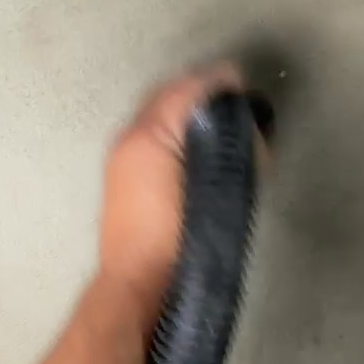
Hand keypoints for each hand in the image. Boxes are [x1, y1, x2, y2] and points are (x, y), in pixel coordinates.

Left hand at [97, 64, 246, 308]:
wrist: (137, 282)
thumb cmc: (177, 238)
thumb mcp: (213, 193)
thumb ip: (225, 148)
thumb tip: (238, 126)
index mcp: (149, 134)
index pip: (186, 88)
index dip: (217, 81)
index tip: (242, 84)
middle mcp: (130, 136)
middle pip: (168, 95)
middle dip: (201, 91)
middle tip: (233, 100)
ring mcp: (122, 156)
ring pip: (158, 115)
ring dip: (187, 110)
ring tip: (219, 122)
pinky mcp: (122, 175)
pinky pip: (151, 135)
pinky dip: (174, 129)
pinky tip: (196, 147)